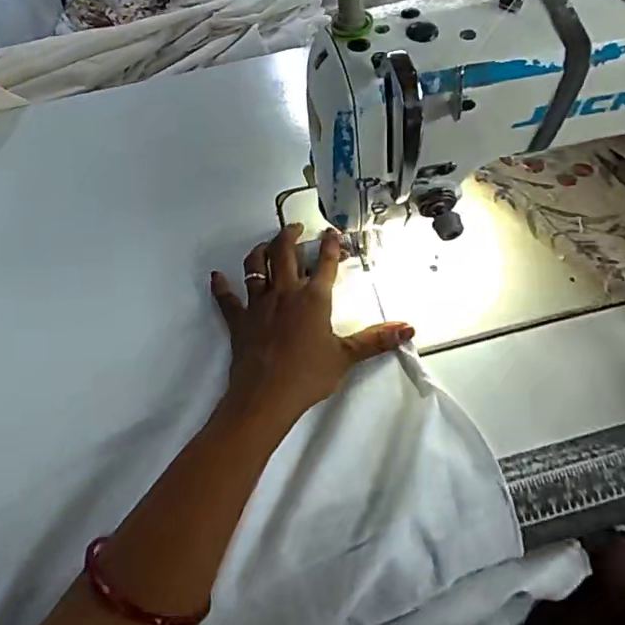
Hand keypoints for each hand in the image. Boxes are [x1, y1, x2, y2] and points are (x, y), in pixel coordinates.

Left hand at [210, 225, 413, 424]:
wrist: (266, 395)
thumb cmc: (308, 375)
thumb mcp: (346, 357)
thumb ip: (376, 340)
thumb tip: (407, 328)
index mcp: (313, 298)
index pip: (325, 263)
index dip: (330, 245)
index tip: (333, 232)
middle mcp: (285, 292)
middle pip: (284, 252)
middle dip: (290, 235)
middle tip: (296, 228)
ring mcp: (258, 303)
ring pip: (255, 265)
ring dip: (260, 251)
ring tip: (266, 244)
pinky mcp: (238, 318)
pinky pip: (227, 297)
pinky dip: (221, 286)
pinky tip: (217, 276)